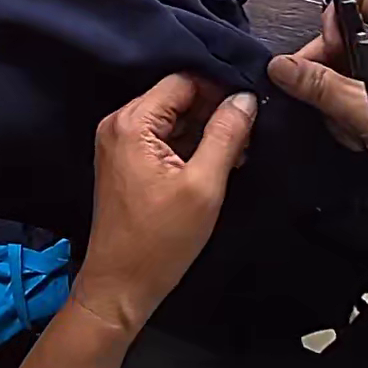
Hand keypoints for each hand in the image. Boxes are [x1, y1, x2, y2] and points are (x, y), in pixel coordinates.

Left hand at [72, 74, 258, 336]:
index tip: (248, 104)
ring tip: (237, 151)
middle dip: (213, 111)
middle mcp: (119, 125)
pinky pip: (161, 139)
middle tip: (247, 132)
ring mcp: (119, 143)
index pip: (182, 81)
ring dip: (204, 131)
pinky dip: (188, 146)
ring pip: (171, 119)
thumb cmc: (158, 241)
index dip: (218, 88)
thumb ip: (226, 135)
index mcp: (132, 123)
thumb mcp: (204, 185)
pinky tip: (216, 162)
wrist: (120, 285)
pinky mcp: (125, 161)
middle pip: (175, 98)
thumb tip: (244, 99)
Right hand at [266, 0, 367, 235]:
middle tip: (322, 96)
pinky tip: (358, 140)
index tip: (323, 50)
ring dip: (335, 101)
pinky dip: (346, 119)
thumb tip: (283, 67)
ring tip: (352, 128)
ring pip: (345, 74)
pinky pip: (352, 101)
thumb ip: (326, 89)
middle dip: (327, 69)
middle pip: (346, 39)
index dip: (336, 16)